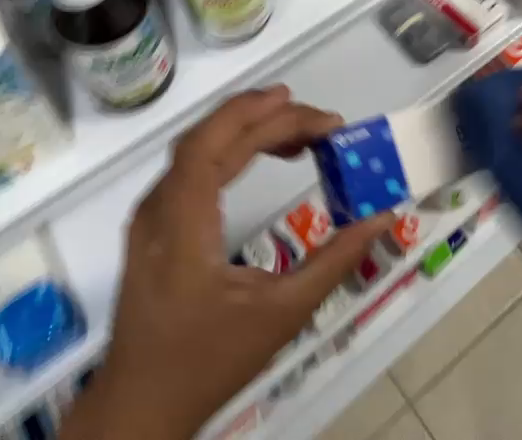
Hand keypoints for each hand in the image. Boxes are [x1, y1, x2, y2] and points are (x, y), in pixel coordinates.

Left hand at [63, 87, 395, 439]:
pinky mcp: (153, 225)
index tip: (321, 120)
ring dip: (247, 130)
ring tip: (300, 133)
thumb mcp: (282, 314)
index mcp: (182, 223)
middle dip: (266, 116)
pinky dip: (229, 151)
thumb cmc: (210, 360)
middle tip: (321, 122)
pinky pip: (191, 167)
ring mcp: (150, 215)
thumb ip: (335, 260)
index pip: (216, 142)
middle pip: (209, 137)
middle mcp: (158, 207)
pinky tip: (260, 157)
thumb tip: (381, 217)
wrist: (140, 405)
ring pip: (198, 147)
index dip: (267, 118)